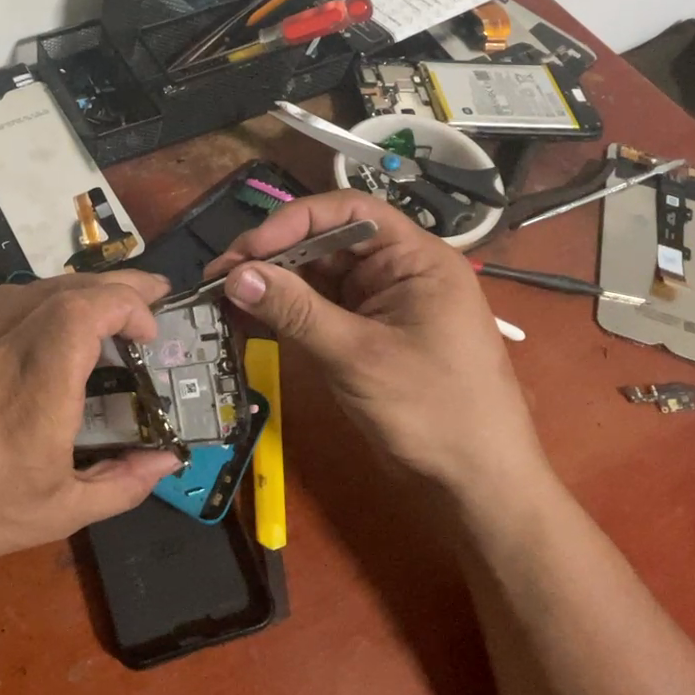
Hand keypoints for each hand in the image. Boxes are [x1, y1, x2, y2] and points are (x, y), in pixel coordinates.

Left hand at [0, 271, 181, 590]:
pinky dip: (41, 296)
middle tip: (152, 296)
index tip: (147, 334)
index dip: (124, 305)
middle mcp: (2, 353)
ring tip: (111, 301)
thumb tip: (168, 459)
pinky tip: (53, 313)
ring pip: (33, 287)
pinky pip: (3, 301)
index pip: (81, 313)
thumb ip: (123, 483)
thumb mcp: (60, 514)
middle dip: (118, 285)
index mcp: (34, 395)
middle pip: (65, 290)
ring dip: (80, 286)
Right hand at [201, 189, 543, 492]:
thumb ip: (295, 311)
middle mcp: (396, 271)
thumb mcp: (357, 355)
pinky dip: (281, 311)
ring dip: (270, 284)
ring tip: (221, 298)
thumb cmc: (433, 410)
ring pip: (314, 276)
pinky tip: (245, 318)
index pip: (349, 211)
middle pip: (324, 241)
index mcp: (415, 259)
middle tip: (218, 278)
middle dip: (270, 255)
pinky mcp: (364, 333)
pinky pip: (316, 308)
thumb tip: (235, 276)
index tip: (249, 251)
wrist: (476, 483)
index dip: (294, 221)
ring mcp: (379, 303)